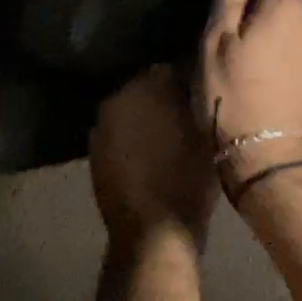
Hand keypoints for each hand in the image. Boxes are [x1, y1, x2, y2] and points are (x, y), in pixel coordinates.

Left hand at [89, 65, 219, 251]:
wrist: (153, 232)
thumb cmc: (188, 179)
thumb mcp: (207, 133)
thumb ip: (199, 99)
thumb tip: (196, 82)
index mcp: (145, 88)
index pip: (170, 69)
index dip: (188, 80)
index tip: (203, 94)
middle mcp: (116, 100)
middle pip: (145, 88)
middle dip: (163, 97)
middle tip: (186, 115)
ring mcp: (100, 128)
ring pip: (130, 112)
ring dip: (146, 118)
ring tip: (169, 137)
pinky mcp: (94, 154)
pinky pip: (118, 135)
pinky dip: (132, 139)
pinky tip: (150, 156)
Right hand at [200, 0, 301, 185]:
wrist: (267, 159)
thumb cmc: (233, 94)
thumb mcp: (218, 41)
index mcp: (288, 10)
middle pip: (289, 0)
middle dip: (262, 6)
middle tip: (229, 30)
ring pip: (293, 31)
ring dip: (271, 35)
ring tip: (241, 59)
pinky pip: (297, 57)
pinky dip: (280, 58)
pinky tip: (259, 81)